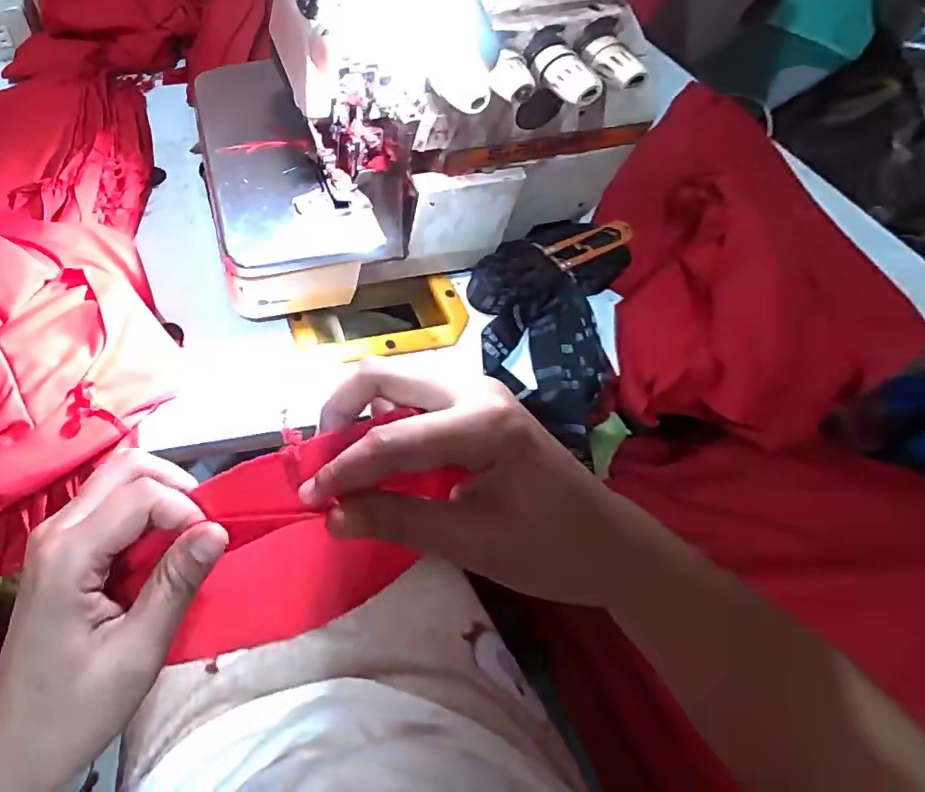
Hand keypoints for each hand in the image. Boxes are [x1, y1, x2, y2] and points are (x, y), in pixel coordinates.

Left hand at [0, 450, 228, 791]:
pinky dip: (141, 510)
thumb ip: (175, 585)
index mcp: (68, 553)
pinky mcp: (58, 543)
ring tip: (186, 535)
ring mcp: (53, 532)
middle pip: (124, 466)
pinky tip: (157, 546)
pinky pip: (106, 502)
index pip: (139, 494)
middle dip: (173, 485)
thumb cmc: (72, 709)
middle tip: (203, 526)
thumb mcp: (135, 654)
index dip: (185, 508)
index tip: (212, 542)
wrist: (13, 742)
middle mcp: (55, 527)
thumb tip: (216, 530)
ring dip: (158, 494)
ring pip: (115, 477)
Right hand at [299, 359, 666, 608]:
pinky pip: (407, 393)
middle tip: (323, 461)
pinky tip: (374, 449)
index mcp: (482, 422)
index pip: (391, 438)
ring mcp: (472, 388)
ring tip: (342, 457)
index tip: (311, 498)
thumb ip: (398, 521)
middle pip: (380, 375)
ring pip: (390, 378)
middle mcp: (473, 388)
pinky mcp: (470, 400)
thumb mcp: (472, 542)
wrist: (613, 545)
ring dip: (356, 411)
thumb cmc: (552, 549)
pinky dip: (378, 416)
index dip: (344, 468)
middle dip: (339, 414)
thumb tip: (333, 517)